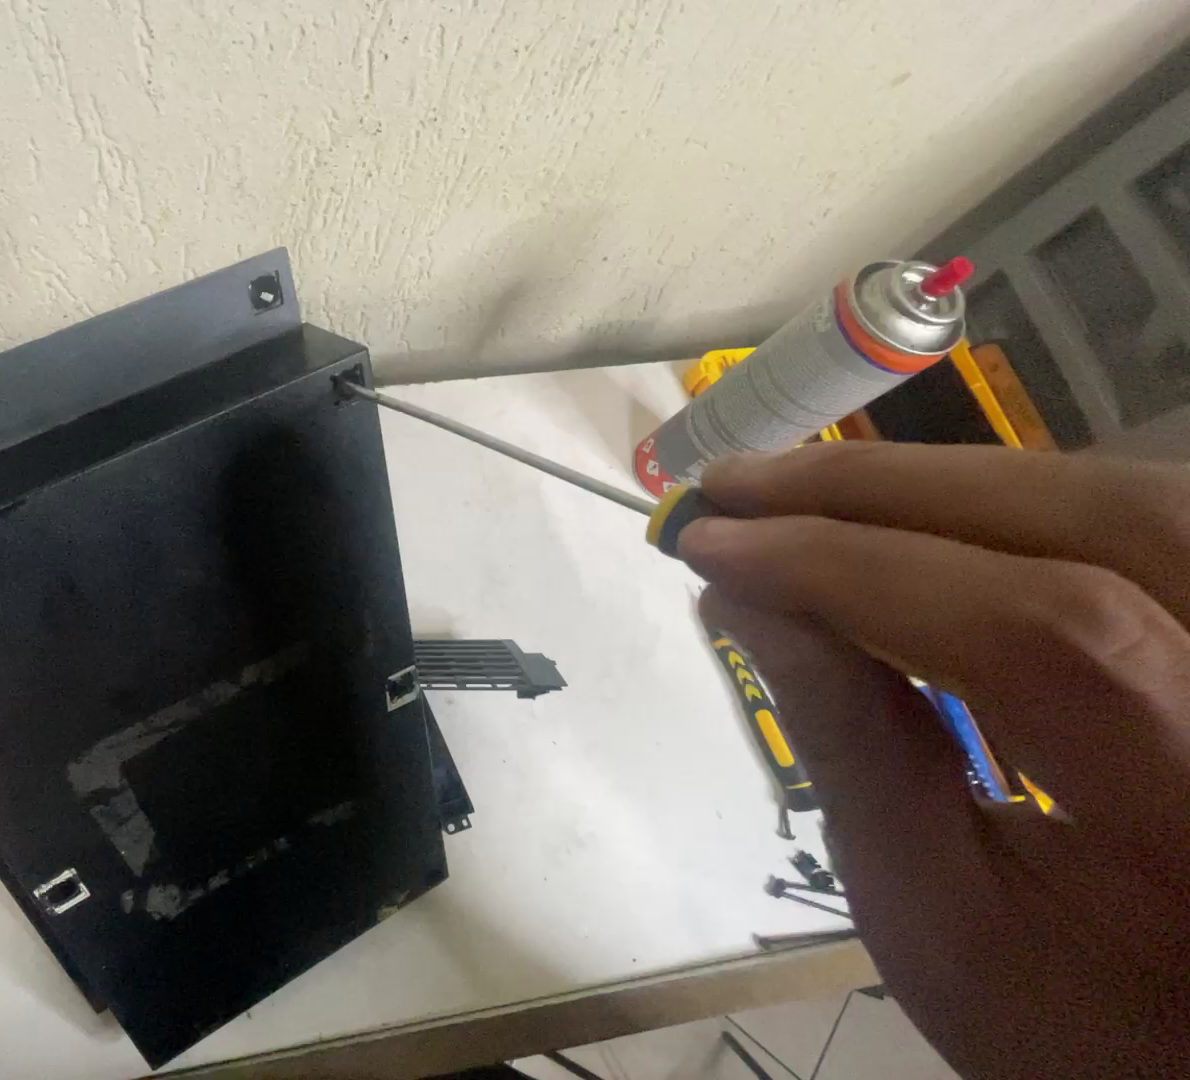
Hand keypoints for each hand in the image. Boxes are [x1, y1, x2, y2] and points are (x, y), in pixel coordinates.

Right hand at [679, 442, 1189, 1079]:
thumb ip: (843, 741)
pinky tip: (895, 507)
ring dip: (932, 478)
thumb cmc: (1067, 1011)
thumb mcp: (929, 907)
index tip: (708, 545)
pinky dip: (993, 500)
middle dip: (879, 489)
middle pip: (1098, 524)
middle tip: (731, 485)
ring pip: (1126, 497)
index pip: (1029, 631)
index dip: (845, 567)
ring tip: (790, 487)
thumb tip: (739, 598)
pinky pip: (1132, 523)